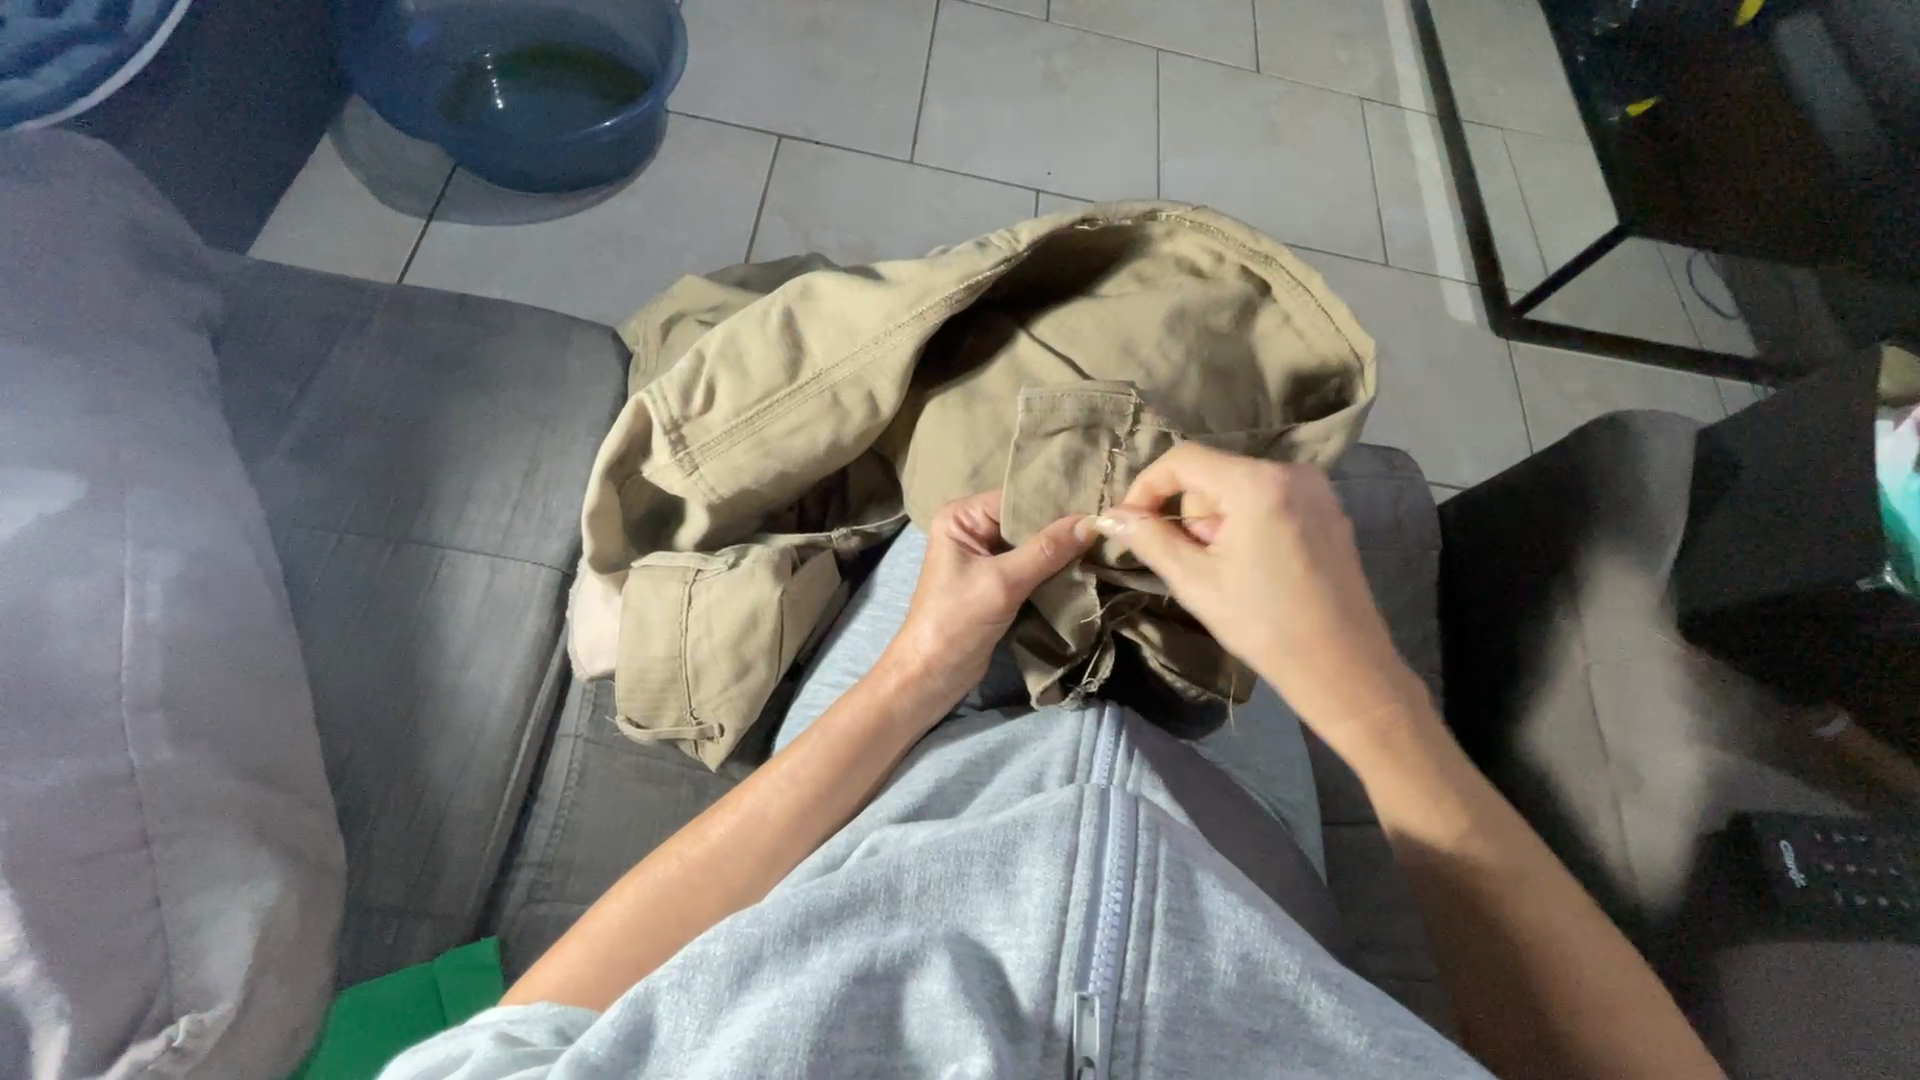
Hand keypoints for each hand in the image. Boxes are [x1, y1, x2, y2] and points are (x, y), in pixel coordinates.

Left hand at [881, 491, 1091, 713]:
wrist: (933, 674)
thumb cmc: (956, 621)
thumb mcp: (1003, 582)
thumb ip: (1047, 551)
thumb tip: (1091, 522)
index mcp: (961, 517)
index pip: (1016, 499)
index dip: (1055, 503)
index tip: (1097, 505)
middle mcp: (971, 529)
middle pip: (1026, 520)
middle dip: (1062, 528)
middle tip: (1107, 527)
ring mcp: (985, 557)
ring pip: (1033, 545)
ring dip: (1062, 551)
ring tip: (1103, 545)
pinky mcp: (997, 583)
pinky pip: (1032, 567)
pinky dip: (1054, 570)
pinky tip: (1085, 567)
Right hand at [1082, 443, 1427, 739]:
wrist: (1343, 667)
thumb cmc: (1264, 624)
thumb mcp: (1195, 581)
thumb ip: (1148, 539)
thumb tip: (1110, 516)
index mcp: (1258, 483)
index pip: (1184, 459)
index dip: (1147, 487)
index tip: (1130, 524)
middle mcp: (1292, 473)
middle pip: (1212, 475)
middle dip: (1191, 516)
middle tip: (1195, 565)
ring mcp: (1317, 492)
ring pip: (1238, 490)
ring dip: (1217, 524)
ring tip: (1228, 574)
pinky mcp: (1329, 514)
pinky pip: (1268, 503)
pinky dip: (1246, 527)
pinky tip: (1255, 571)